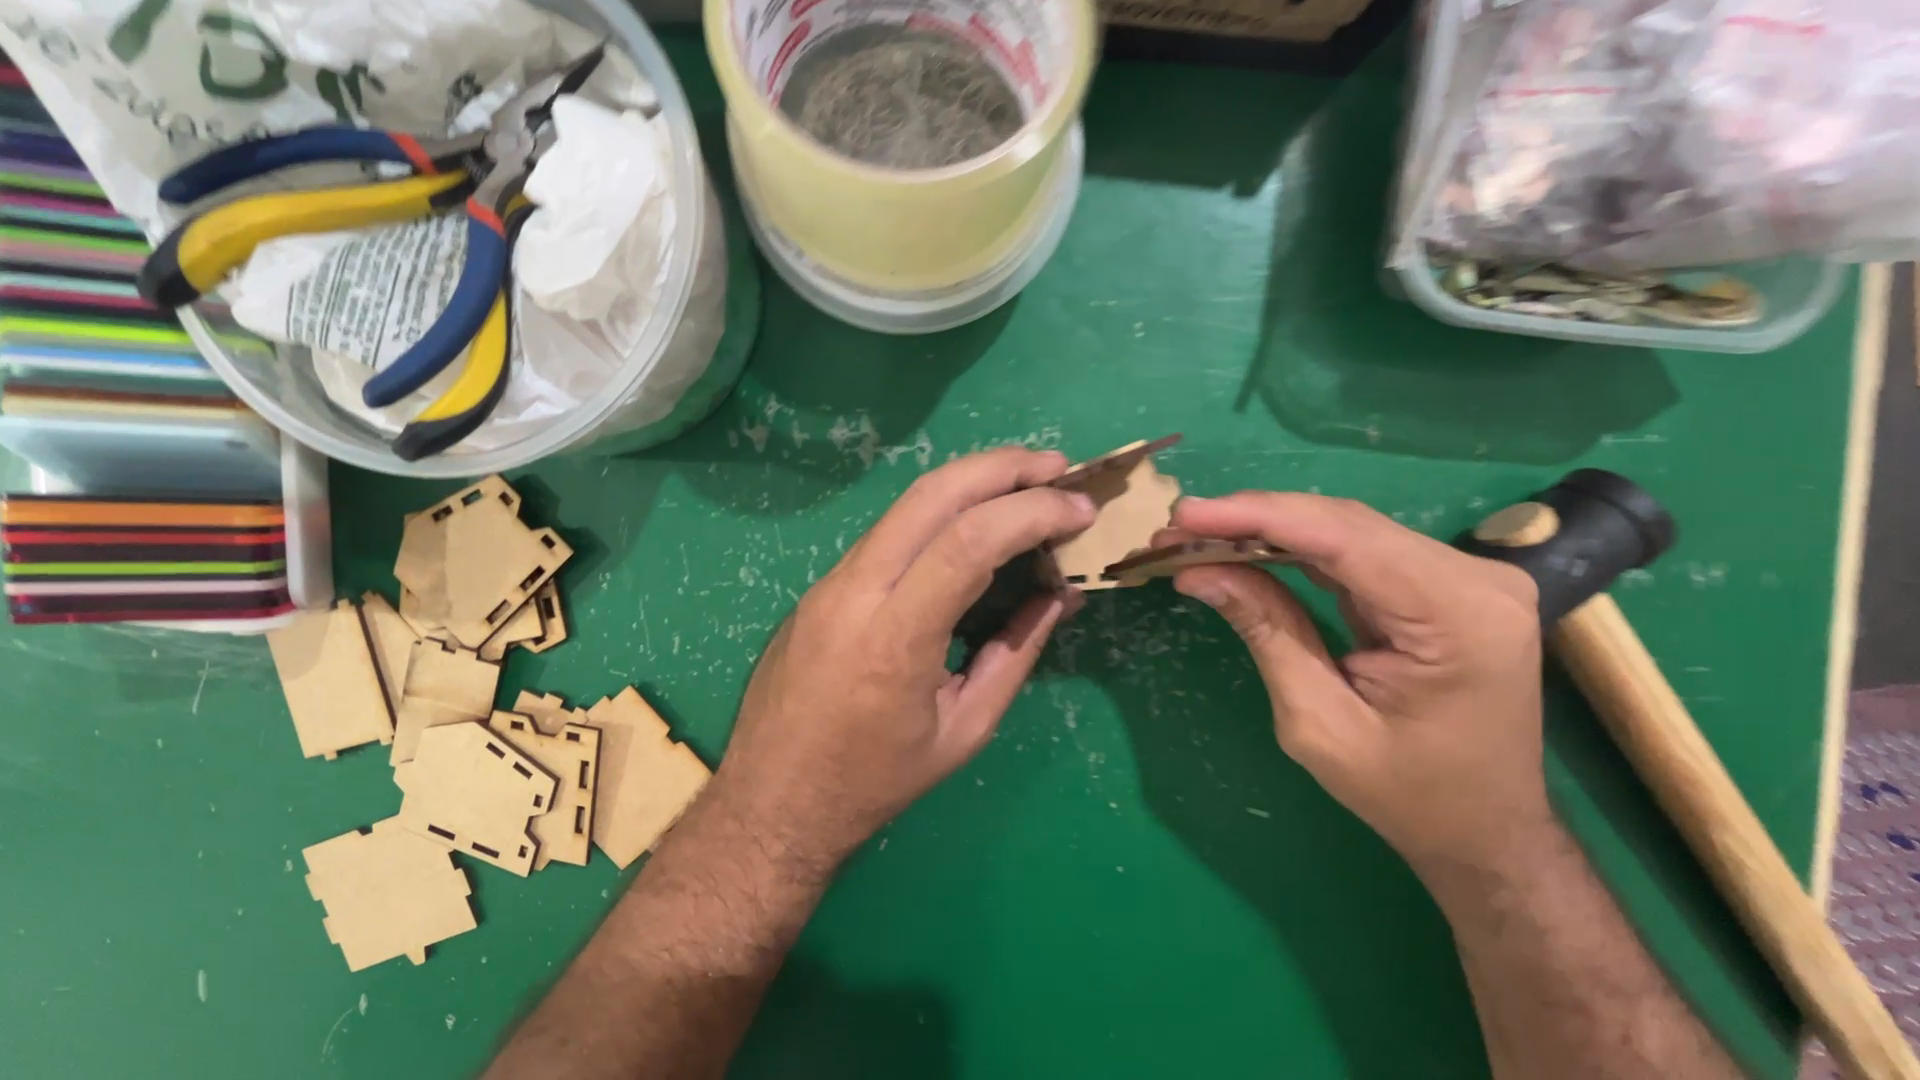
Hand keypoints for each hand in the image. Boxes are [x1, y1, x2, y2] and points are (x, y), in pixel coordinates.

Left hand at [714, 448, 1094, 869]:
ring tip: (1026, 485)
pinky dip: (939, 514)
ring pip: (905, 506)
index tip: (1081, 511)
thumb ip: (1015, 655)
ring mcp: (829, 583)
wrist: (773, 799)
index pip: (967, 542)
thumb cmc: (875, 780)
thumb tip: (1059, 596)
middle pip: (931, 495)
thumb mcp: (964, 730)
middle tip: (1058, 468)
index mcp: (894, 639)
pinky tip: (972, 525)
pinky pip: (888, 534)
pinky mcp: (821, 586)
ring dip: (971, 482)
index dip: (1032, 513)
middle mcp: (854, 593)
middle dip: (1002, 467)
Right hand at [1169, 493, 1550, 873]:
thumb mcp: (1319, 724)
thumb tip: (1199, 572)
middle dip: (1253, 520)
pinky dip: (1296, 549)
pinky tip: (1245, 547)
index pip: (1342, 539)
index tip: (1184, 514)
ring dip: (1268, 530)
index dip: (1257, 516)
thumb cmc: (1408, 795)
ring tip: (1197, 535)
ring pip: (1347, 530)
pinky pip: (1359, 552)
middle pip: (1344, 524)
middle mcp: (1476, 579)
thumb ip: (1267, 633)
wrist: (1486, 830)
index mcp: (1459, 615)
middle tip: (1177, 527)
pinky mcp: (1446, 584)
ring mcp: (1467, 577)